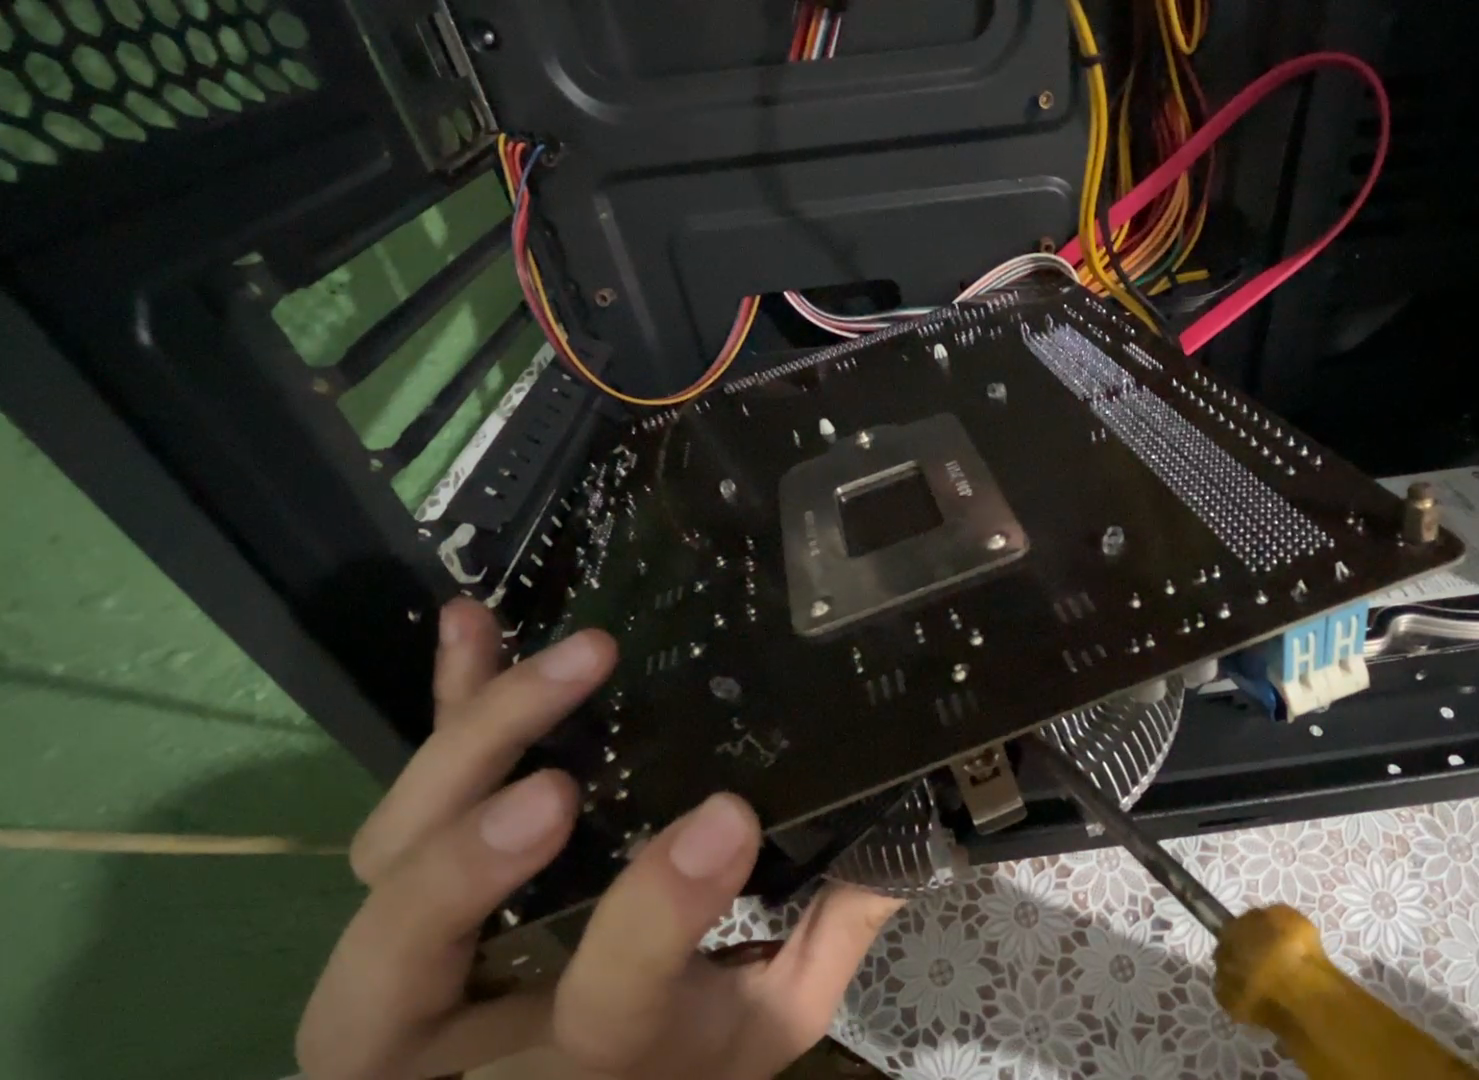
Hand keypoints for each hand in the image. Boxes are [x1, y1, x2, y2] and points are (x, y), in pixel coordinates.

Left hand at [297, 598, 903, 1079]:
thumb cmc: (690, 1060)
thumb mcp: (773, 1019)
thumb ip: (830, 937)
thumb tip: (901, 832)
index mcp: (598, 1054)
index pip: (604, 1000)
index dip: (656, 912)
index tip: (730, 814)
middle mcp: (471, 1018)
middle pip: (401, 961)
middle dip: (464, 869)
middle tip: (561, 785)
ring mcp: (426, 945)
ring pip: (386, 859)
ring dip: (464, 753)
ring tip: (577, 659)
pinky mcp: (430, 877)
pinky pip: (409, 789)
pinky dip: (438, 706)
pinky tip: (470, 621)